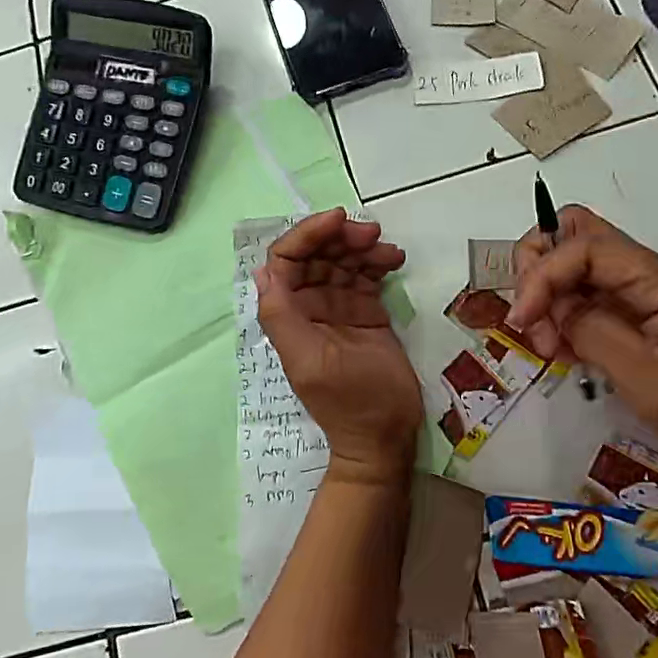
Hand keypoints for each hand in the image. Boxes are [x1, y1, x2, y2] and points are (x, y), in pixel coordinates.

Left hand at [255, 209, 421, 485]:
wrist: (384, 437)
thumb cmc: (347, 401)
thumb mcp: (308, 359)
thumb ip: (280, 315)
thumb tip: (262, 271)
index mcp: (288, 313)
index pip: (287, 259)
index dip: (306, 234)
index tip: (339, 220)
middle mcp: (308, 304)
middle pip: (316, 254)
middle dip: (340, 237)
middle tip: (372, 234)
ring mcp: (337, 306)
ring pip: (342, 260)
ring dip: (362, 246)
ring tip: (389, 250)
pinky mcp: (365, 311)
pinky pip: (366, 275)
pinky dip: (378, 262)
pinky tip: (395, 259)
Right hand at [507, 205, 657, 465]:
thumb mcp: (650, 381)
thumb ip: (593, 334)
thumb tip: (549, 306)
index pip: (586, 248)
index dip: (542, 274)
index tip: (522, 318)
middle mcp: (653, 272)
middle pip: (575, 235)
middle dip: (537, 270)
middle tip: (530, 320)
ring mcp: (642, 289)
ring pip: (570, 263)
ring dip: (544, 296)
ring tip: (547, 343)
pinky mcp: (632, 308)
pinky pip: (579, 293)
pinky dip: (556, 313)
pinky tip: (560, 346)